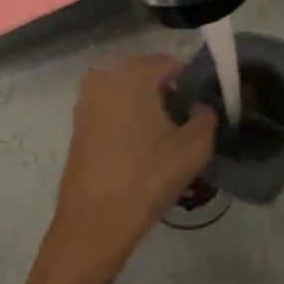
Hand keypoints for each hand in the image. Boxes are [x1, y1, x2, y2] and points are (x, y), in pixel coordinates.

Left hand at [48, 56, 217, 277]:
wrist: (95, 220)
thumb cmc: (148, 178)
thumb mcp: (195, 147)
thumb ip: (206, 116)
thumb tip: (200, 107)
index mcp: (132, 73)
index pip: (172, 63)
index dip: (192, 82)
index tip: (203, 109)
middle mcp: (104, 76)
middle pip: (146, 74)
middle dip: (167, 92)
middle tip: (184, 125)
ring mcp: (85, 100)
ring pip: (127, 92)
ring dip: (146, 107)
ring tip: (163, 140)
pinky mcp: (77, 124)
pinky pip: (111, 109)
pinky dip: (127, 119)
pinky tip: (139, 149)